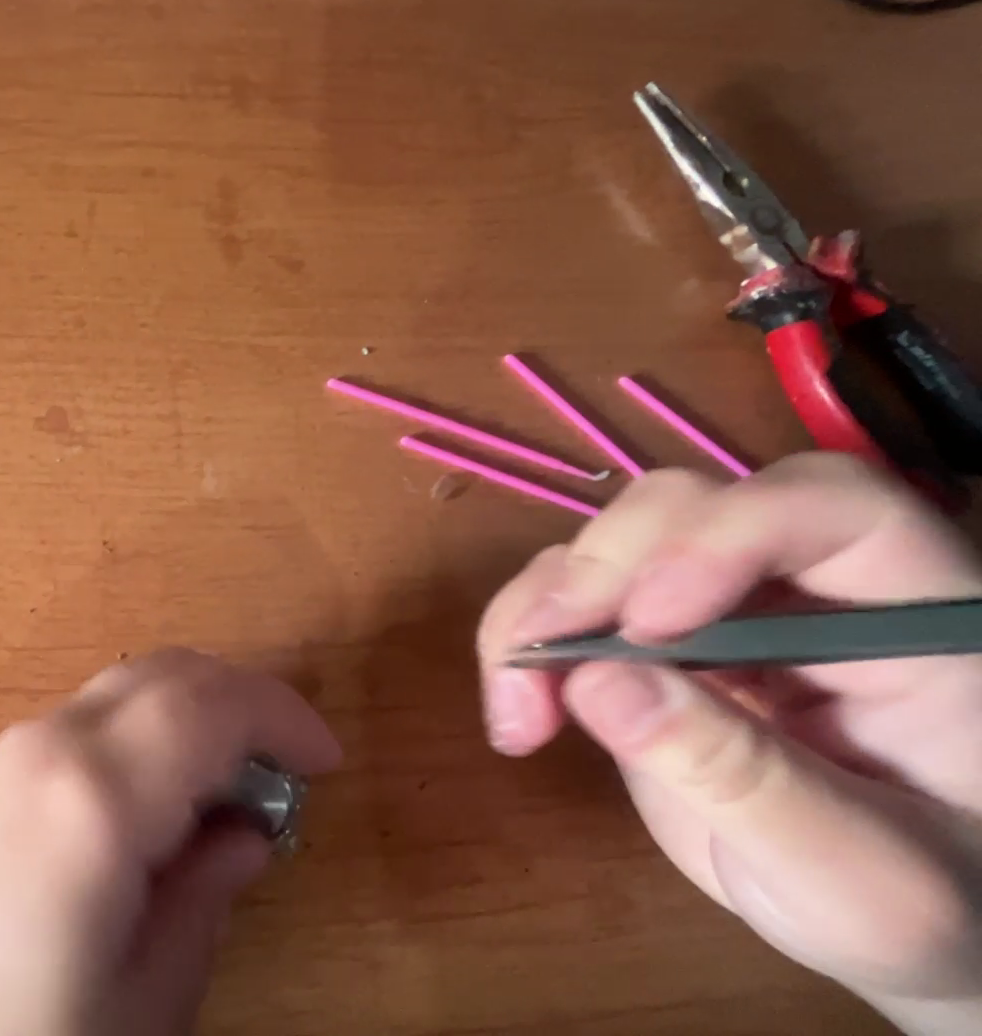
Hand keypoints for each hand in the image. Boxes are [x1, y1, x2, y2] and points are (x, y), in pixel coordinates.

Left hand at [0, 649, 340, 1035]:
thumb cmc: (9, 1031)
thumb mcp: (138, 1000)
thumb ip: (202, 901)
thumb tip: (244, 835)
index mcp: (100, 796)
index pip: (211, 703)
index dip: (282, 714)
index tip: (325, 761)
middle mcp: (55, 743)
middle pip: (168, 673)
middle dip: (242, 701)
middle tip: (287, 769)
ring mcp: (15, 745)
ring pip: (128, 686)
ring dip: (193, 713)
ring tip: (232, 788)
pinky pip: (93, 716)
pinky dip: (147, 729)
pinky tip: (160, 797)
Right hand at [478, 453, 981, 1033]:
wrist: (871, 925)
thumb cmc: (918, 912)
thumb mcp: (855, 877)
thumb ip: (743, 779)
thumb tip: (599, 682)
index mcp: (911, 620)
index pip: (826, 510)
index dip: (725, 538)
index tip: (646, 626)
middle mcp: (802, 587)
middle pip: (683, 507)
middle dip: (599, 570)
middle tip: (546, 650)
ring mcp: (710, 608)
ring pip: (598, 547)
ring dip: (535, 614)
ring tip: (517, 713)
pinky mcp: (636, 638)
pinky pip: (556, 601)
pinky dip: (515, 645)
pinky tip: (515, 717)